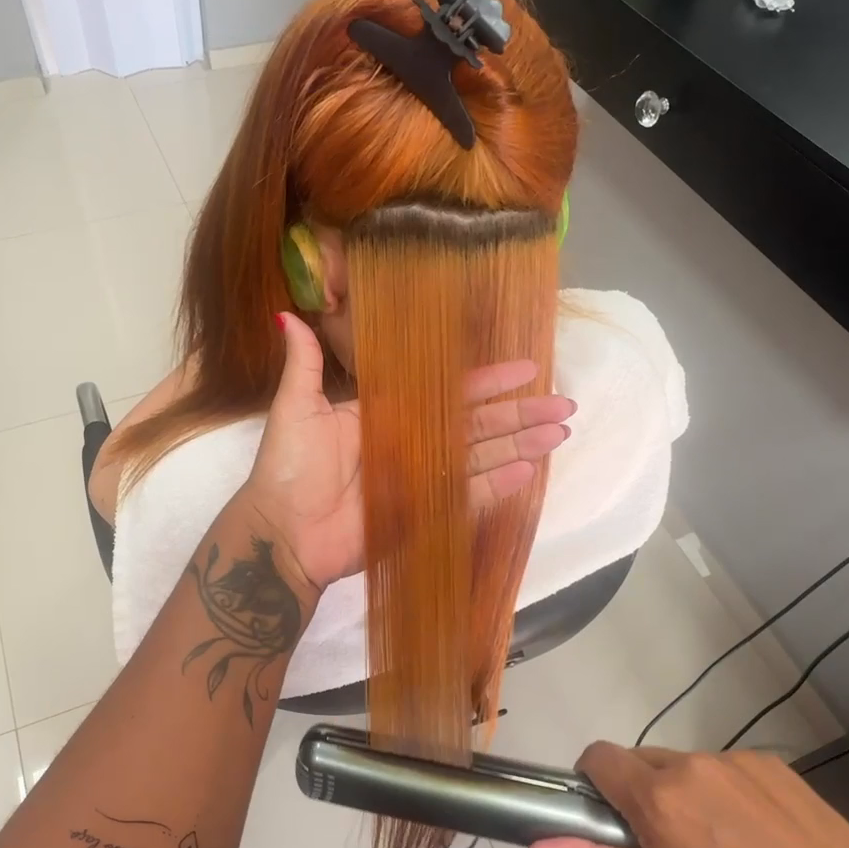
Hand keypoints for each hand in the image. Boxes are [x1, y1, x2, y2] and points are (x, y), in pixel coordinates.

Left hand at [238, 312, 575, 591]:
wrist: (283, 534)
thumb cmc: (289, 468)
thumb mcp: (295, 409)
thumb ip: (305, 365)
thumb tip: (287, 313)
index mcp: (388, 415)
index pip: (448, 393)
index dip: (488, 381)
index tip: (527, 368)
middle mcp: (411, 444)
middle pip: (477, 425)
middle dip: (520, 415)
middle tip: (565, 405)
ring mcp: (421, 481)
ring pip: (481, 458)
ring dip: (520, 446)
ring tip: (559, 434)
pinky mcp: (424, 515)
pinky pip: (468, 498)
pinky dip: (498, 486)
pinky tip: (528, 470)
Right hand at [524, 744, 848, 847]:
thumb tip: (536, 845)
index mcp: (660, 797)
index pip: (598, 757)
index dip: (592, 784)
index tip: (609, 823)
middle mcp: (695, 763)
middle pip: (642, 763)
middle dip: (641, 797)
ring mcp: (741, 761)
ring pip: (687, 767)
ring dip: (685, 797)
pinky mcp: (778, 766)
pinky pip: (729, 770)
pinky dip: (727, 796)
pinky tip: (758, 843)